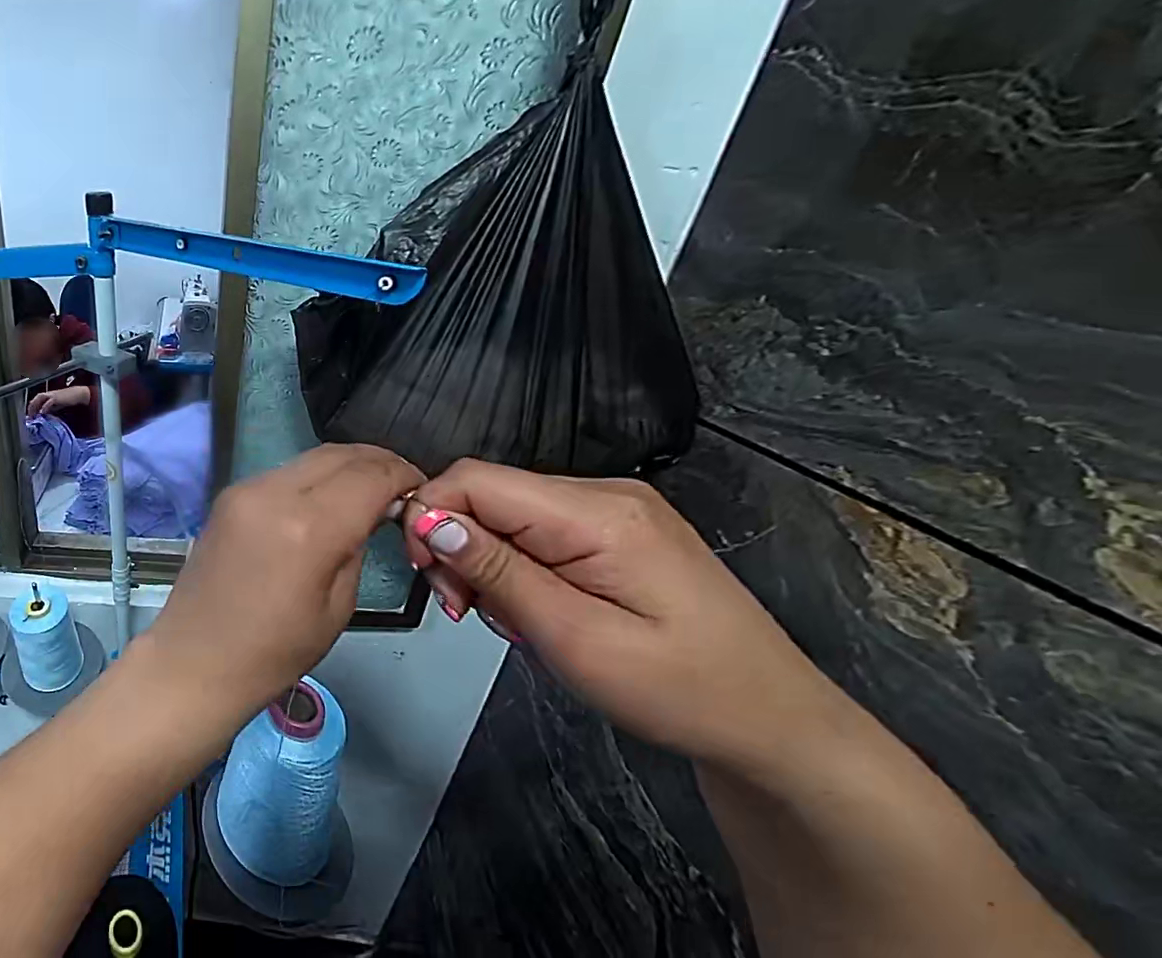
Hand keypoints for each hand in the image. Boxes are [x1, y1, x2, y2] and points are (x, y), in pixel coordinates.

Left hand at [27, 386, 91, 416]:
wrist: (76, 394)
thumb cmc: (67, 399)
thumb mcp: (56, 405)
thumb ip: (49, 408)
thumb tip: (43, 414)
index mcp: (46, 396)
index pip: (35, 401)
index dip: (31, 409)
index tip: (30, 417)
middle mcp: (47, 394)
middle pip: (35, 399)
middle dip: (31, 408)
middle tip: (29, 417)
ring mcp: (51, 395)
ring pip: (39, 398)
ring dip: (35, 406)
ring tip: (33, 415)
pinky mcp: (56, 397)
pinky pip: (48, 402)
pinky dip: (44, 407)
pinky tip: (42, 412)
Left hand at [141, 444, 423, 721]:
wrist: (194, 662)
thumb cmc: (273, 653)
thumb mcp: (337, 607)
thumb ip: (357, 545)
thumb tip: (371, 512)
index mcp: (307, 528)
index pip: (370, 476)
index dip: (403, 474)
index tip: (420, 487)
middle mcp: (273, 494)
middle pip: (340, 454)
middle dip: (378, 462)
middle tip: (401, 484)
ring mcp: (245, 489)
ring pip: (311, 458)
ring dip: (346, 466)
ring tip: (368, 490)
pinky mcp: (228, 495)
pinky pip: (284, 472)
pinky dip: (314, 477)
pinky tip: (327, 499)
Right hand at [403, 459, 862, 779]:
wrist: (774, 723)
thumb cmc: (680, 691)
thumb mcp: (576, 638)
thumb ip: (498, 571)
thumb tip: (427, 520)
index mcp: (598, 512)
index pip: (476, 478)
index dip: (430, 514)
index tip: (427, 576)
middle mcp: (602, 492)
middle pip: (487, 493)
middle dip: (456, 547)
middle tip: (465, 611)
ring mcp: (611, 508)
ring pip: (505, 513)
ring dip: (484, 563)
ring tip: (509, 621)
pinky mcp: (612, 530)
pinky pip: (535, 531)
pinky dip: (513, 567)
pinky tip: (532, 608)